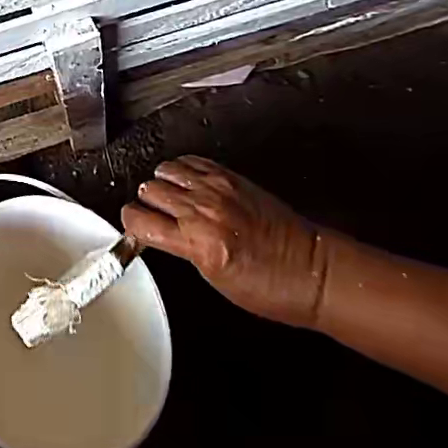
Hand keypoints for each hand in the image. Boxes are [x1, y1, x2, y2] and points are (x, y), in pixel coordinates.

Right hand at [122, 156, 330, 327]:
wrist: (314, 272)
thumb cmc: (269, 287)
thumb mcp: (212, 277)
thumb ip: (179, 246)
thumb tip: (154, 230)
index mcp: (199, 244)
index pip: (139, 220)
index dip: (132, 225)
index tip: (137, 229)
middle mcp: (205, 211)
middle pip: (148, 190)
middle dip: (148, 204)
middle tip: (159, 216)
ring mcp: (218, 189)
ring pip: (163, 170)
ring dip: (163, 184)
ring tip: (174, 199)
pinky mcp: (230, 177)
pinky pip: (188, 161)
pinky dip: (182, 171)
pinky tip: (189, 186)